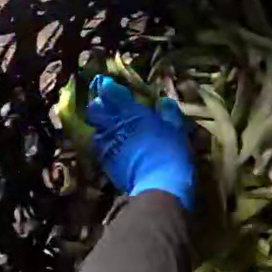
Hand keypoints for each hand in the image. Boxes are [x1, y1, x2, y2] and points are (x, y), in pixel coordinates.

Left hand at [85, 76, 194, 209]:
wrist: (159, 187)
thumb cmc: (171, 152)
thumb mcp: (177, 129)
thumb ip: (169, 113)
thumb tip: (163, 102)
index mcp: (131, 112)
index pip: (110, 92)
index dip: (107, 87)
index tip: (107, 84)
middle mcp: (114, 125)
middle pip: (95, 110)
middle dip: (98, 106)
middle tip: (106, 106)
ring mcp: (107, 144)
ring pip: (96, 129)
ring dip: (101, 126)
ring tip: (109, 127)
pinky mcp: (106, 162)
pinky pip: (99, 148)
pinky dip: (104, 144)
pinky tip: (113, 146)